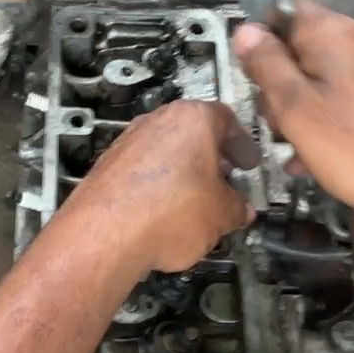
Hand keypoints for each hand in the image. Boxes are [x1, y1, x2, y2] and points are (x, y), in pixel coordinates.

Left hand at [54, 100, 255, 274]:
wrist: (107, 233)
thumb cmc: (167, 212)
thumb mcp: (221, 215)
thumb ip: (236, 208)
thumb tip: (240, 210)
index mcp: (192, 119)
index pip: (225, 120)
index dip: (240, 144)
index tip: (246, 162)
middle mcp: (156, 121)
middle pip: (191, 132)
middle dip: (210, 157)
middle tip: (224, 180)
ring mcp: (127, 142)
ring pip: (164, 150)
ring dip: (181, 172)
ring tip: (194, 201)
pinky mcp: (106, 165)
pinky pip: (140, 170)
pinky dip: (155, 185)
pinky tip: (162, 212)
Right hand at [230, 0, 353, 230]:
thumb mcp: (298, 111)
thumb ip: (268, 67)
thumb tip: (245, 30)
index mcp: (334, 33)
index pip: (283, 11)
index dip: (260, 40)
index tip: (252, 78)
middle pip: (308, 47)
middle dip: (285, 82)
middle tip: (278, 127)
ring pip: (333, 75)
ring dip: (310, 106)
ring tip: (303, 151)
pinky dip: (340, 116)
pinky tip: (334, 154)